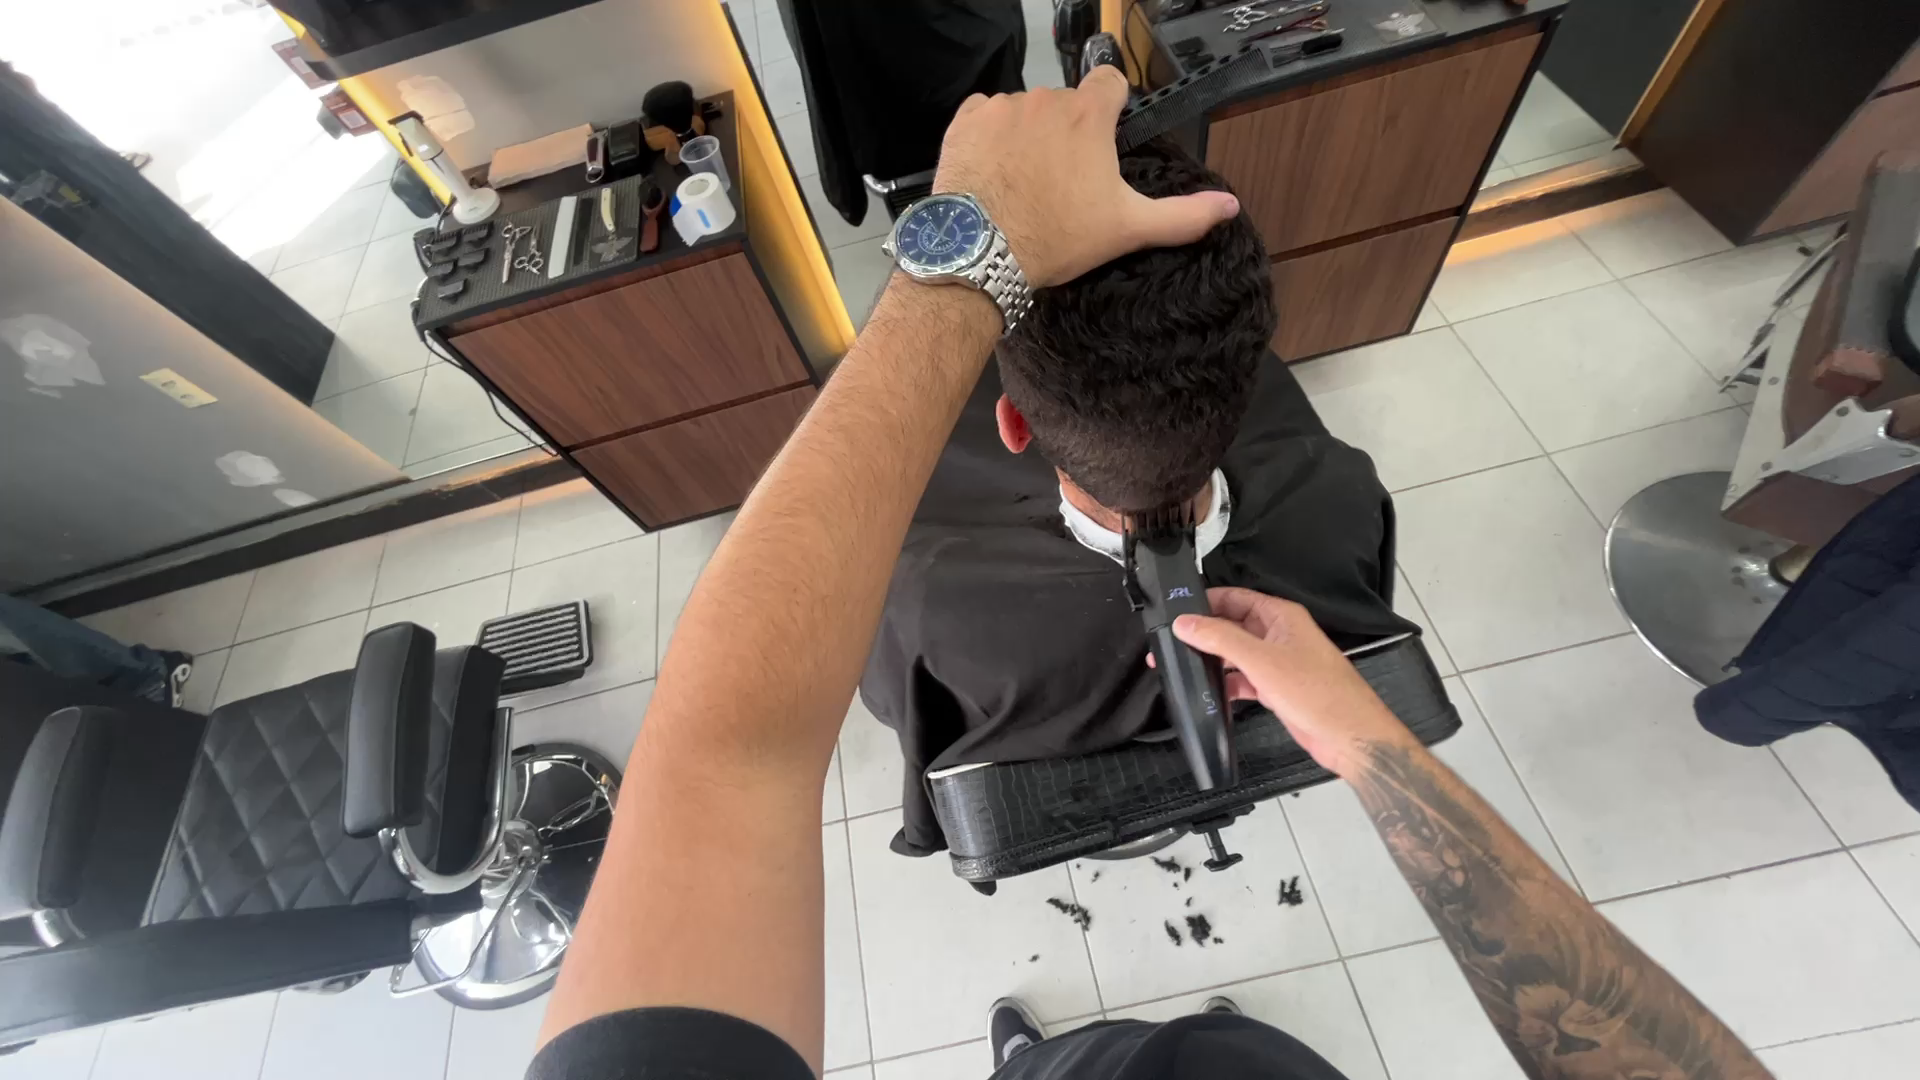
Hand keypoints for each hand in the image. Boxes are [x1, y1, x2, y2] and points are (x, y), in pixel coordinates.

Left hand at [931, 66, 1240, 286]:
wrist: (981, 253)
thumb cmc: (1057, 238)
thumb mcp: (1126, 230)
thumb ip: (1180, 216)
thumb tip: (1229, 205)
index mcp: (1089, 114)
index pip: (1109, 83)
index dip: (1107, 112)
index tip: (1100, 145)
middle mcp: (1046, 98)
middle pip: (1064, 104)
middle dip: (1064, 134)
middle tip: (1058, 184)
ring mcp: (1002, 107)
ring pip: (1023, 112)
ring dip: (1026, 138)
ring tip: (1021, 185)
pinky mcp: (966, 122)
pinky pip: (984, 117)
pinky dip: (989, 139)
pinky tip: (991, 173)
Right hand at [1171, 587, 1416, 777]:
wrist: (1351, 739)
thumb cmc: (1319, 694)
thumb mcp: (1261, 661)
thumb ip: (1220, 638)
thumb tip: (1184, 623)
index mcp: (1281, 616)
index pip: (1235, 597)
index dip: (1205, 602)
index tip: (1176, 611)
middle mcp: (1278, 635)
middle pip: (1232, 625)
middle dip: (1203, 633)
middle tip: (1171, 643)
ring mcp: (1277, 661)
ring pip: (1235, 653)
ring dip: (1212, 660)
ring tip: (1182, 668)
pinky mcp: (1276, 686)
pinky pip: (1242, 678)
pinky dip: (1226, 684)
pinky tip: (1210, 694)